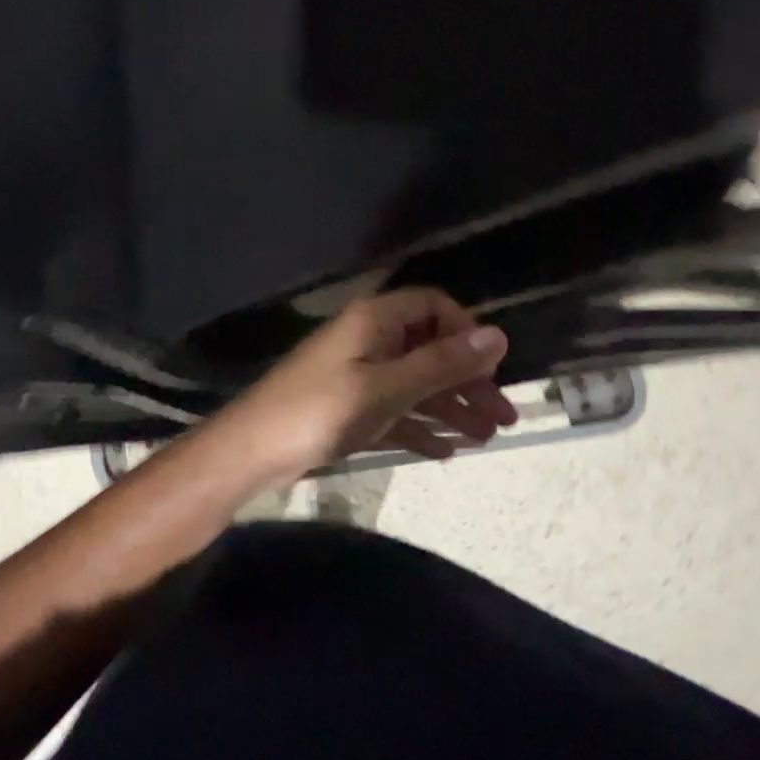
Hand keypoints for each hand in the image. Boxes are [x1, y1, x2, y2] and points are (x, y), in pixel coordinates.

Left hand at [204, 288, 517, 483]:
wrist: (254, 450)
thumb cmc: (320, 410)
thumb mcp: (386, 388)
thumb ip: (441, 364)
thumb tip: (498, 336)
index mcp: (373, 322)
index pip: (432, 306)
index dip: (465, 332)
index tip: (489, 369)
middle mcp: (367, 341)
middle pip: (428, 350)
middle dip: (467, 382)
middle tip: (505, 420)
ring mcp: (356, 376)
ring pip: (414, 385)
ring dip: (450, 409)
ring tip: (485, 440)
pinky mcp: (348, 408)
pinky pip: (394, 412)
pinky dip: (418, 428)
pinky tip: (444, 453)